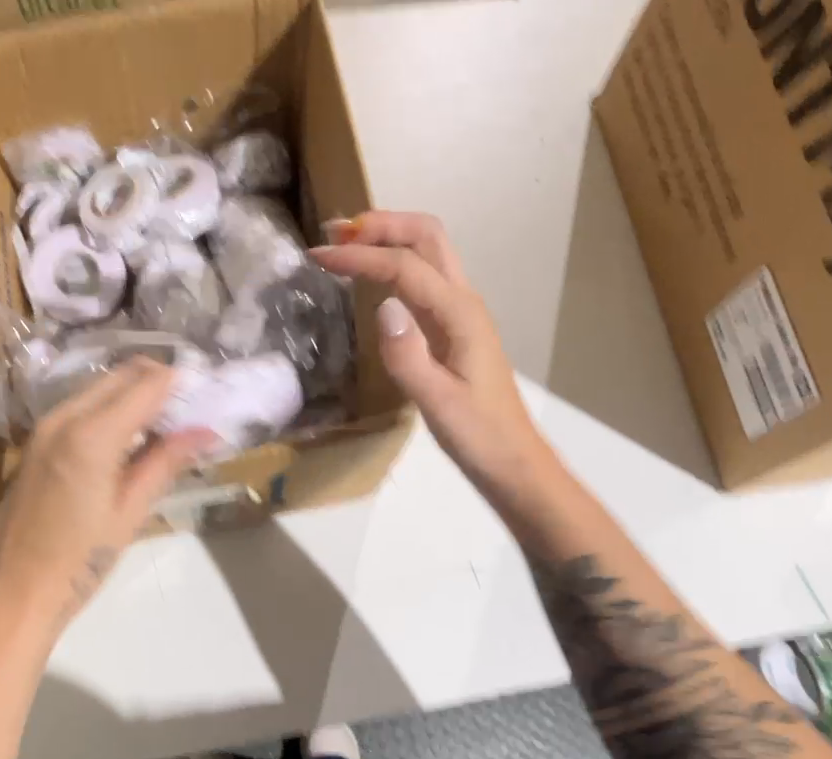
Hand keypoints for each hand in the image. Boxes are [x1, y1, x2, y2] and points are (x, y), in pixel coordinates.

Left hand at [0, 359, 214, 631]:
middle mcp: (64, 418)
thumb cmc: (78, 563)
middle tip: (192, 415)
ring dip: (135, 398)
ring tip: (168, 433)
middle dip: (159, 385)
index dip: (183, 384)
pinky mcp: (36, 445)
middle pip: (121, 375)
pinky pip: (81, 410)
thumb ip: (166, 463)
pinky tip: (132, 446)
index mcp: (91, 435)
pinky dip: (110, 413)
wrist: (12, 594)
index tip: (210, 398)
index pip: (148, 383)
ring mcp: (44, 429)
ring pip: (99, 389)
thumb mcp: (129, 513)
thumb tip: (207, 432)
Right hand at [313, 212, 551, 494]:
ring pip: (428, 252)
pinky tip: (370, 278)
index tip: (318, 256)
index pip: (405, 266)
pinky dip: (394, 263)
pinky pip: (423, 279)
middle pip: (427, 237)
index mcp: (459, 315)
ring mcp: (458, 314)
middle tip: (335, 233)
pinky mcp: (451, 329)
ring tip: (345, 244)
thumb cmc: (478, 436)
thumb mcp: (438, 403)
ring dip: (389, 238)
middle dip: (382, 224)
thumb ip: (408, 356)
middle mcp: (462, 303)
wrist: (512, 460)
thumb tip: (382, 306)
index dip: (361, 256)